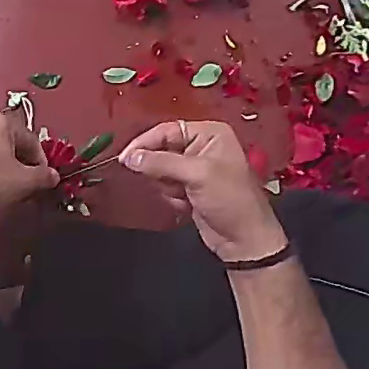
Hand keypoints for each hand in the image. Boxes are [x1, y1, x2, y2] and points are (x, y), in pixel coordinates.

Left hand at [0, 110, 59, 226]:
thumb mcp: (25, 182)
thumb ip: (44, 176)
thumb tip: (51, 176)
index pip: (31, 139)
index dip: (41, 161)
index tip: (45, 177)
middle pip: (11, 143)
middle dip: (23, 164)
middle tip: (29, 184)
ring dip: (6, 169)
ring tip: (10, 190)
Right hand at [122, 121, 286, 263]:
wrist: (243, 239)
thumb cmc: (228, 199)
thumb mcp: (197, 174)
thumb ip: (161, 162)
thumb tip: (129, 157)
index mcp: (209, 133)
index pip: (168, 129)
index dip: (145, 142)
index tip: (124, 158)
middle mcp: (202, 146)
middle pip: (161, 149)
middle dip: (160, 169)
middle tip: (169, 183)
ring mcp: (195, 168)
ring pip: (160, 169)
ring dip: (167, 185)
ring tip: (183, 195)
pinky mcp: (190, 187)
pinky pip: (166, 185)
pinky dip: (171, 196)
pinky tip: (186, 205)